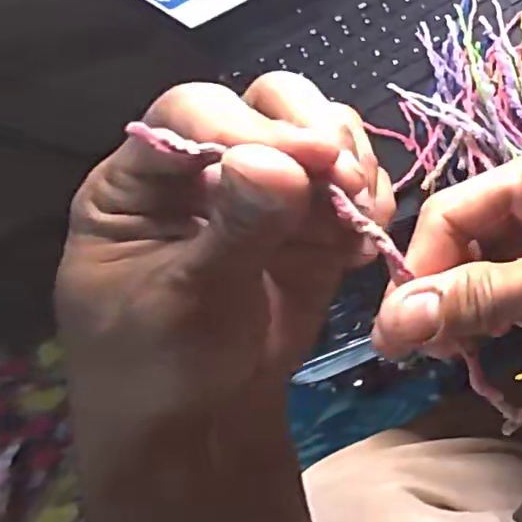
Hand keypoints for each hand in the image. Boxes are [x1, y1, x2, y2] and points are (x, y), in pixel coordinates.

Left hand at [55, 74, 393, 423]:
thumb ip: (236, 228)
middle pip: (273, 101)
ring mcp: (273, 187)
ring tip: (361, 218)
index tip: (314, 161)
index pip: (195, 111)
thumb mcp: (190, 299)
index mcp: (146, 178)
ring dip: (355, 165)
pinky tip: (364, 241)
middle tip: (348, 179)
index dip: (253, 125)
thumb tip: (275, 162)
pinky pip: (360, 178)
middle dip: (318, 132)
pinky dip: (374, 200)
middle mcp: (212, 165)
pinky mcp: (319, 213)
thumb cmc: (163, 365)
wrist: (210, 420)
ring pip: (327, 131)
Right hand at [371, 142, 521, 356]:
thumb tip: (395, 321)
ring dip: (477, 301)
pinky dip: (507, 302)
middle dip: (450, 289)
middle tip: (446, 346)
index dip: (423, 268)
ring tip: (483, 340)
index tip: (409, 329)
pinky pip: (516, 272)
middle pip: (464, 236)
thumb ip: (482, 296)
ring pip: (487, 259)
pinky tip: (518, 326)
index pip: (449, 212)